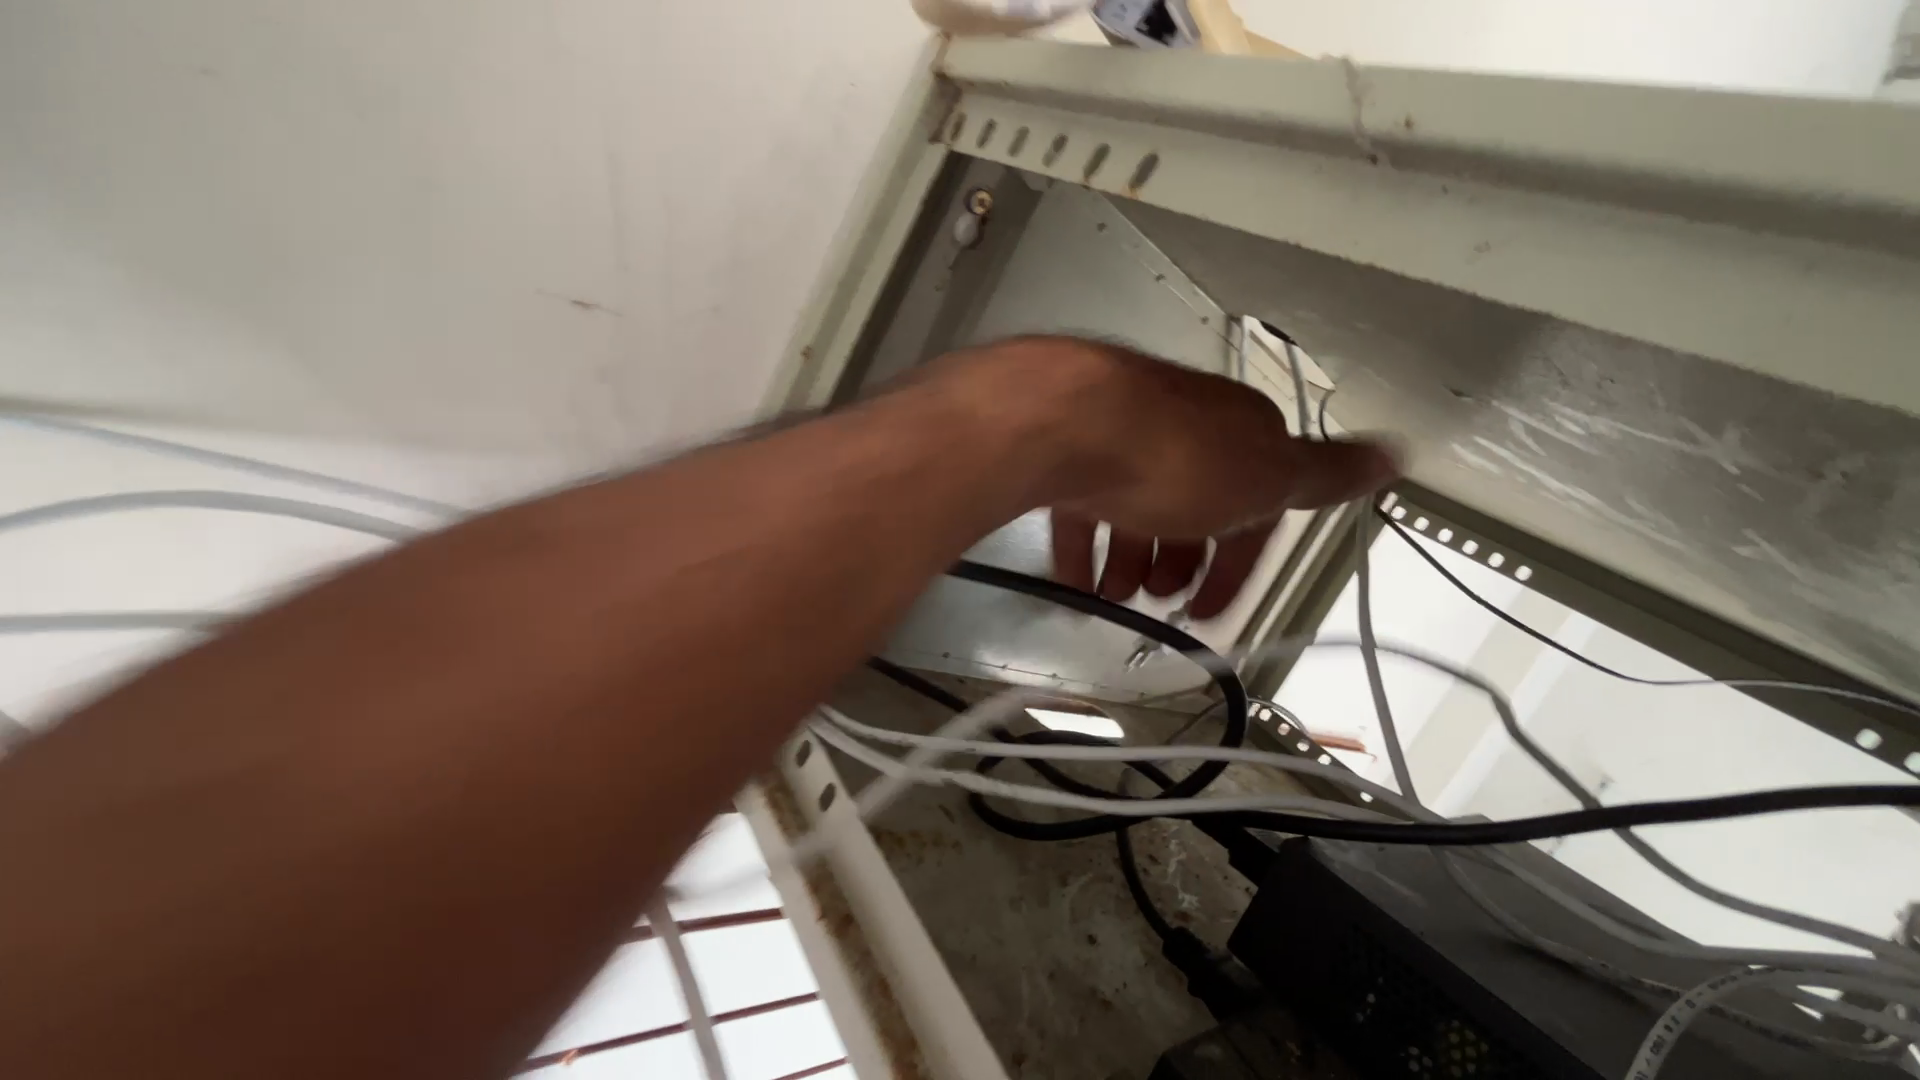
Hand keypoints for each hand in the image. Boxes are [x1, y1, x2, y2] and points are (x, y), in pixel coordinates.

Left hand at [933, 337, 1398, 619]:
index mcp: (1237, 432)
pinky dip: (1082, 548)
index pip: (1255, 504)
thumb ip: (1326, 475)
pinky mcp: (1067, 449)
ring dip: (1130, 561)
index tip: (1215, 610)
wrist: (1070, 422)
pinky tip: (1076, 585)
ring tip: (1116, 601)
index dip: (1238, 563)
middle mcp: (1180, 429)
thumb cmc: (1177, 461)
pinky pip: (1081, 505)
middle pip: (1190, 506)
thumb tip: (1398, 454)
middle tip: (1163, 602)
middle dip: (1179, 562)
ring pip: (1134, 506)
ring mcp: (1118, 436)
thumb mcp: (1267, 476)